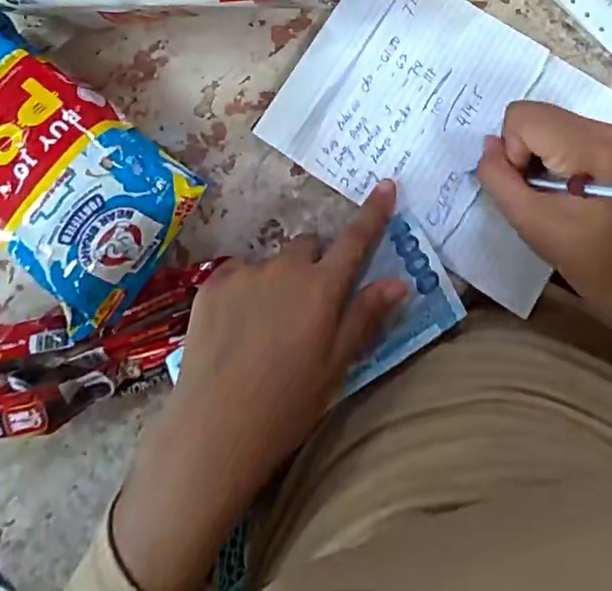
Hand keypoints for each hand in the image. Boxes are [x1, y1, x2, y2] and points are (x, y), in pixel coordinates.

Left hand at [109, 182, 408, 590]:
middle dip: (316, 262)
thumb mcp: (336, 366)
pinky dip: (246, 288)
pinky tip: (237, 325)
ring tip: (267, 326)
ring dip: (279, 279)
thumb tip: (399, 281)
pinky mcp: (212, 283)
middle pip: (309, 246)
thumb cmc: (287, 405)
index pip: (354, 239)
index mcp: (321, 287)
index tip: (386, 184)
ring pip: (273, 261)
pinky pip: (239, 272)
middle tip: (311, 303)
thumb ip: (365, 317)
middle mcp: (284, 268)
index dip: (373, 212)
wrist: (213, 427)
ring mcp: (244, 272)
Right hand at [476, 101, 611, 349]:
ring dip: (528, 147)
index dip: (512, 150)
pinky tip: (553, 174)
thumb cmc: (573, 246)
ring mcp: (601, 129)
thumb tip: (489, 143)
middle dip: (519, 146)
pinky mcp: (598, 134)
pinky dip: (539, 146)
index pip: (522, 118)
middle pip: (530, 113)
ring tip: (544, 181)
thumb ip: (496, 176)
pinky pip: (549, 124)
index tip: (528, 183)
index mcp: (587, 146)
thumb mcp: (523, 216)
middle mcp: (598, 128)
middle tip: (534, 183)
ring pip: (537, 116)